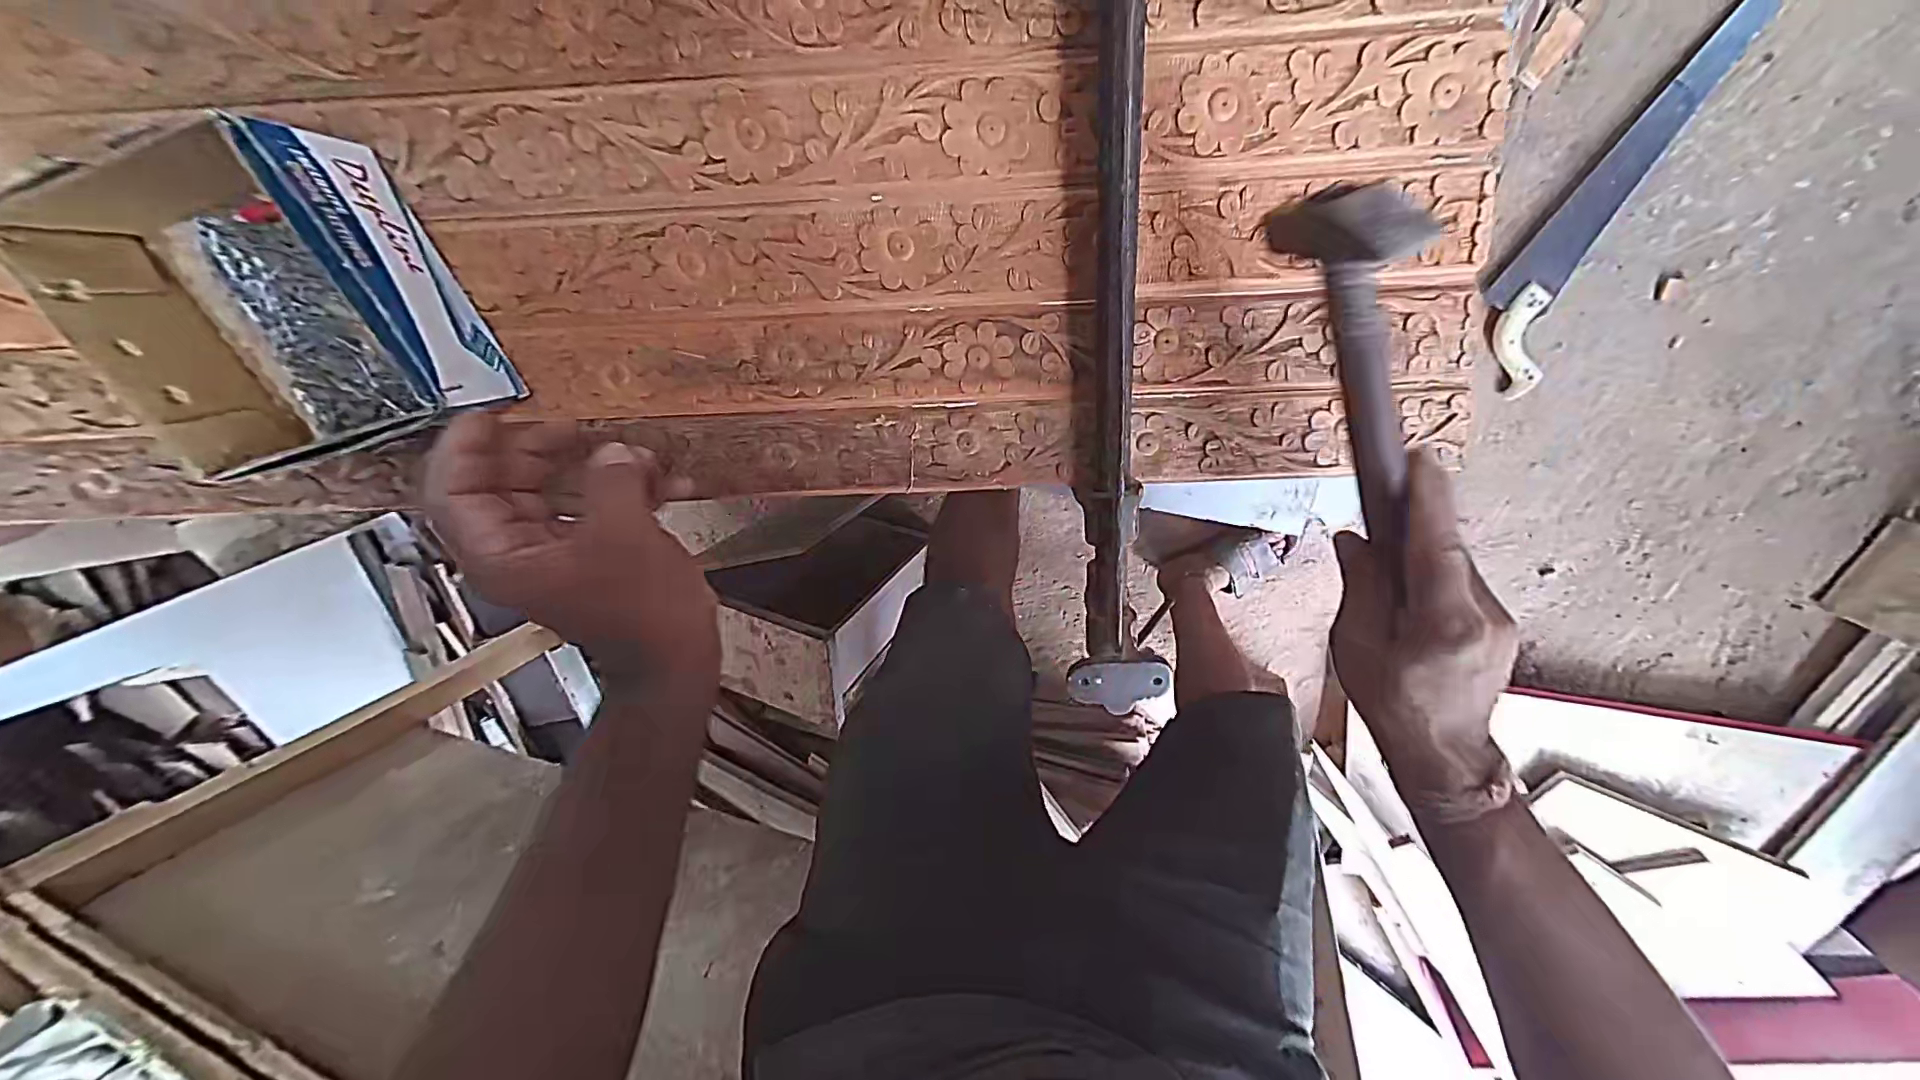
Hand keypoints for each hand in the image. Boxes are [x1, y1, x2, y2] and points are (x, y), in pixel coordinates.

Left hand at [423, 414, 719, 688]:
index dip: (464, 448)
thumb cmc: (642, 608)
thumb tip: (614, 451)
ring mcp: (561, 552)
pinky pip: (598, 510)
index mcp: (502, 556)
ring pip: (560, 493)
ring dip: (601, 470)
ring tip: (640, 457)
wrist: (676, 656)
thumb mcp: (625, 535)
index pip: (454, 492)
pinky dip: (629, 493)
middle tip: (575, 426)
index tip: (491, 414)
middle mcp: (521, 552)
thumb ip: (612, 481)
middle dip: (545, 451)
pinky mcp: (596, 554)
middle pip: (507, 485)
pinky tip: (667, 485)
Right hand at [1330, 450, 1516, 806]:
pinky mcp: (1499, 625)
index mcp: (1445, 619)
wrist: (1442, 753)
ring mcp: (1499, 619)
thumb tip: (1355, 539)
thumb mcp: (1357, 644)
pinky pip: (1461, 584)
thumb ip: (1361, 585)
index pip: (1436, 542)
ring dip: (1418, 558)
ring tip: (1386, 576)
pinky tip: (1408, 595)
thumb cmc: (1394, 705)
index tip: (1418, 459)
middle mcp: (1484, 613)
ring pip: (1452, 566)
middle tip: (1382, 509)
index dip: (1427, 497)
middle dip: (1411, 528)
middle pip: (1444, 550)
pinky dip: (1432, 577)